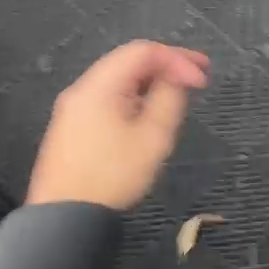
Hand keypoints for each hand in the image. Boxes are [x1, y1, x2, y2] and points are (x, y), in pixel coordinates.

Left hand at [26, 41, 209, 209]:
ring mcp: (74, 107)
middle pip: (129, 59)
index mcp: (99, 87)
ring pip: (119, 77)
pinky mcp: (73, 124)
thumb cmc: (114, 173)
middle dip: (168, 63)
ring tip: (181, 90)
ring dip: (153, 77)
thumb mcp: (154, 135)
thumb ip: (169, 96)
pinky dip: (137, 92)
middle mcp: (82, 89)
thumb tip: (177, 76)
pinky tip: (152, 107)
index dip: (178, 58)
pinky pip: (110, 94)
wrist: (65, 216)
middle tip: (200, 75)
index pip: (143, 52)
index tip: (203, 79)